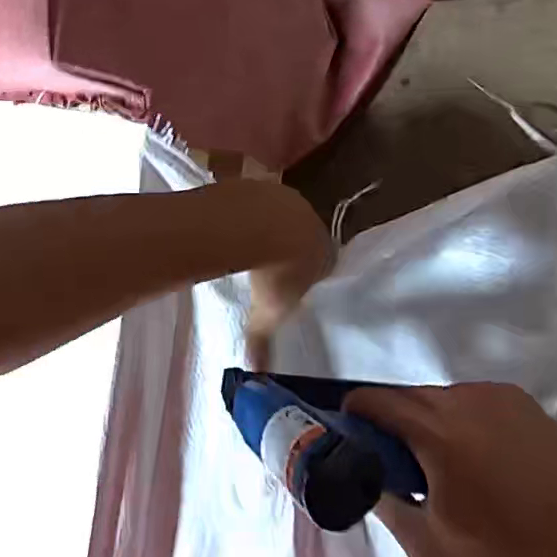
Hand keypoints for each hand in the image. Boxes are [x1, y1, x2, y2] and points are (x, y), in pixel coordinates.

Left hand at [244, 214, 332, 368]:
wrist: (254, 227)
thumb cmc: (273, 274)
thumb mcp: (270, 312)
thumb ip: (263, 340)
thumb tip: (255, 370)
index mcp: (325, 254)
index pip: (324, 263)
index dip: (307, 272)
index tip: (290, 281)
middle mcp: (313, 223)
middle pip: (304, 236)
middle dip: (288, 247)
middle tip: (266, 263)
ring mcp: (289, 200)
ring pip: (282, 215)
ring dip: (267, 226)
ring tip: (246, 243)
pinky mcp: (264, 185)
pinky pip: (258, 201)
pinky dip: (248, 211)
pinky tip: (231, 224)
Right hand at [345, 383, 556, 556]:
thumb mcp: (434, 549)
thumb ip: (388, 509)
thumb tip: (371, 484)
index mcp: (437, 432)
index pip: (373, 400)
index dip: (353, 416)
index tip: (353, 443)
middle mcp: (464, 401)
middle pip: (404, 396)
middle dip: (390, 423)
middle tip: (397, 466)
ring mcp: (499, 397)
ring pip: (439, 398)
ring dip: (427, 422)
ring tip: (444, 467)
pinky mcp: (525, 404)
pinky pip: (472, 402)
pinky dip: (460, 421)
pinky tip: (480, 460)